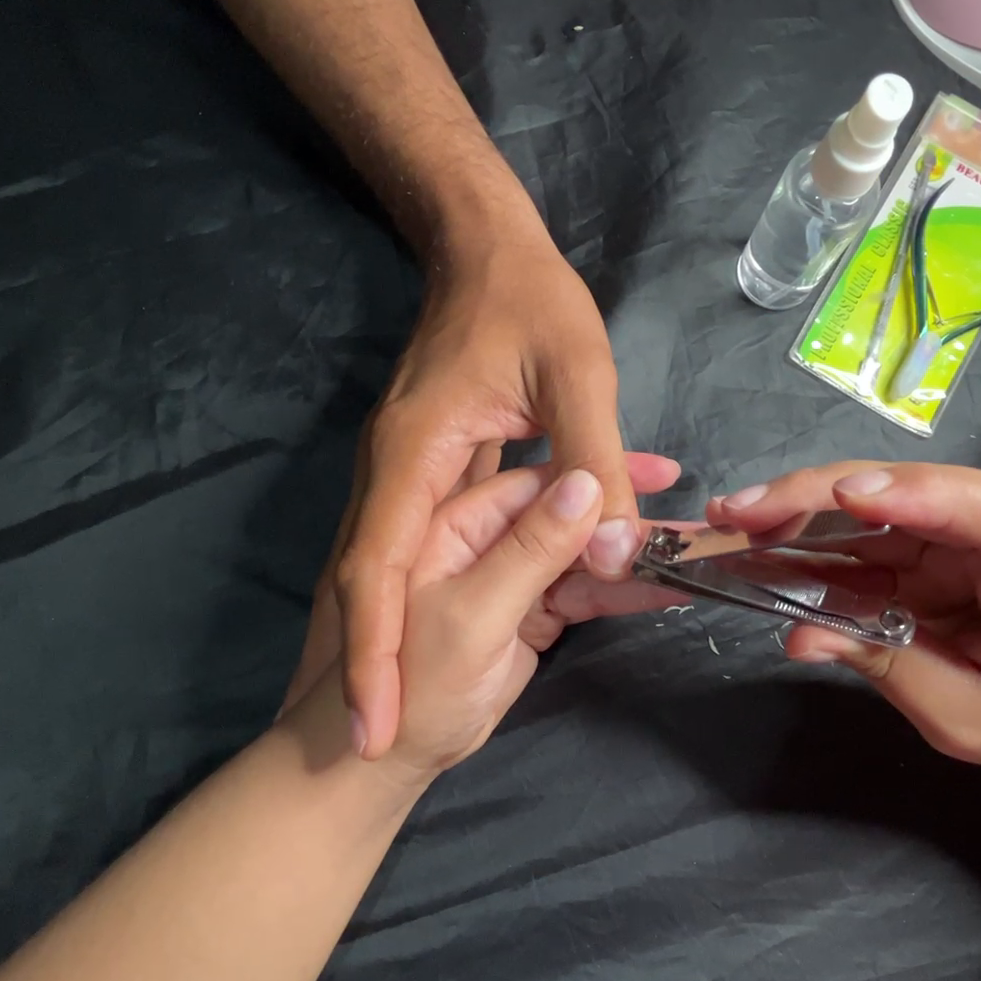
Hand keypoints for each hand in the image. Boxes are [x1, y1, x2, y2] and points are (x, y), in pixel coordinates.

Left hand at [300, 465, 677, 785]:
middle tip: (694, 513)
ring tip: (700, 551)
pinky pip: (585, 592)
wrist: (398, 759)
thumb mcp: (476, 613)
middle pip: (569, 516)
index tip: (660, 474)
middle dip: (630, 516)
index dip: (600, 477)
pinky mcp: (533, 611)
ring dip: (635, 556)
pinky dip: (623, 592)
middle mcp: (489, 538)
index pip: (538, 484)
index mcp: (458, 522)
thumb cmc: (421, 684)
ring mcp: (514, 575)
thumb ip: (531, 550)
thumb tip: (586, 485)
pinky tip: (669, 585)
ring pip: (584, 555)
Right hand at [337, 238, 641, 758]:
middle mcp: (392, 472)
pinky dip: (455, 581)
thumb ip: (594, 463)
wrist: (486, 248)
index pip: (370, 569)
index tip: (368, 725)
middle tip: (381, 733)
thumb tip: (613, 550)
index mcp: (412, 456)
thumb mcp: (576, 376)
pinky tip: (488, 606)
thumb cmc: (530, 302)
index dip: (367, 652)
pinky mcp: (428, 467)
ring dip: (404, 627)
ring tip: (410, 697)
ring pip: (398, 565)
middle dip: (372, 660)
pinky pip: (434, 537)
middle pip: (369, 582)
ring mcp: (405, 470)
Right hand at [707, 462, 980, 779]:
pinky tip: (759, 543)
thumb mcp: (972, 718)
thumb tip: (799, 634)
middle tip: (742, 511)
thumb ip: (896, 669)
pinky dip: (809, 538)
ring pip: (876, 502)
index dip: (926, 497)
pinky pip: (861, 533)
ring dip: (801, 508)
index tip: (849, 499)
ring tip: (732, 521)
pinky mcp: (924, 544)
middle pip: (916, 490)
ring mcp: (960, 534)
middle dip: (825, 495)